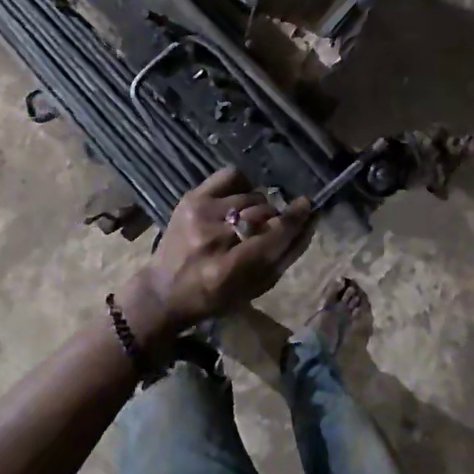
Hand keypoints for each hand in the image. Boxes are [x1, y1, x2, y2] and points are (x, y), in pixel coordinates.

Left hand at [119, 169, 313, 343]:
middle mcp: (213, 237)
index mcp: (229, 268)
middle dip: (273, 219)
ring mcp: (200, 213)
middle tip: (267, 230)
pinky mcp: (191, 198)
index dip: (295, 218)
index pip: (273, 234)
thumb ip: (285, 254)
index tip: (307, 206)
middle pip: (263, 212)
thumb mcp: (253, 289)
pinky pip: (231, 176)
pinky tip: (239, 199)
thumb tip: (310, 220)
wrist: (163, 291)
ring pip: (251, 196)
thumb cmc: (214, 297)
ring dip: (257, 208)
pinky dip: (242, 186)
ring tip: (246, 222)